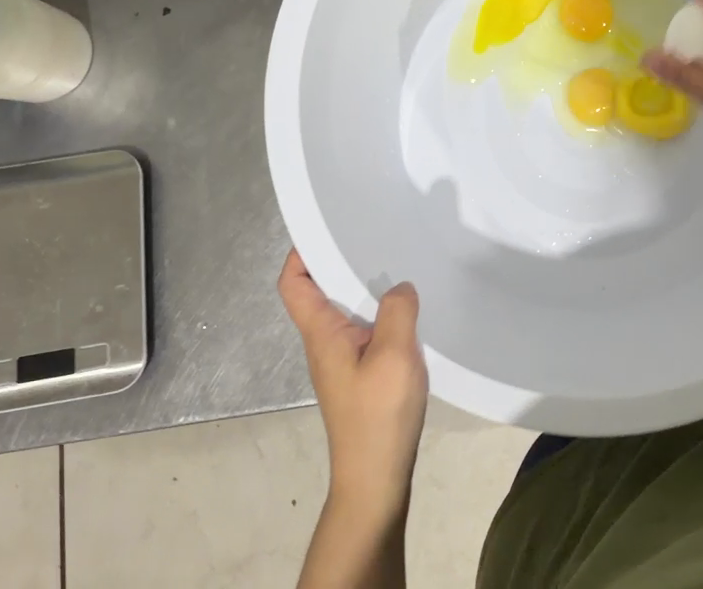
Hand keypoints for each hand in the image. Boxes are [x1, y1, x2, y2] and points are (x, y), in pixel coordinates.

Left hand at [279, 250, 427, 509]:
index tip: (329, 226)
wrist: (376, 476)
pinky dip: (381, 310)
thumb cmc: (377, 414)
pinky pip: (366, 328)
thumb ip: (397, 311)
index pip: (293, 284)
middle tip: (376, 232)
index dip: (301, 253)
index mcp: (321, 332)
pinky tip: (409, 307)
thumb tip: (400, 287)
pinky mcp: (362, 373)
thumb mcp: (394, 354)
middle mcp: (325, 341)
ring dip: (366, 285)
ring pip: (347, 309)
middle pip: (321, 290)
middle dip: (342, 260)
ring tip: (397, 260)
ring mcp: (343, 359)